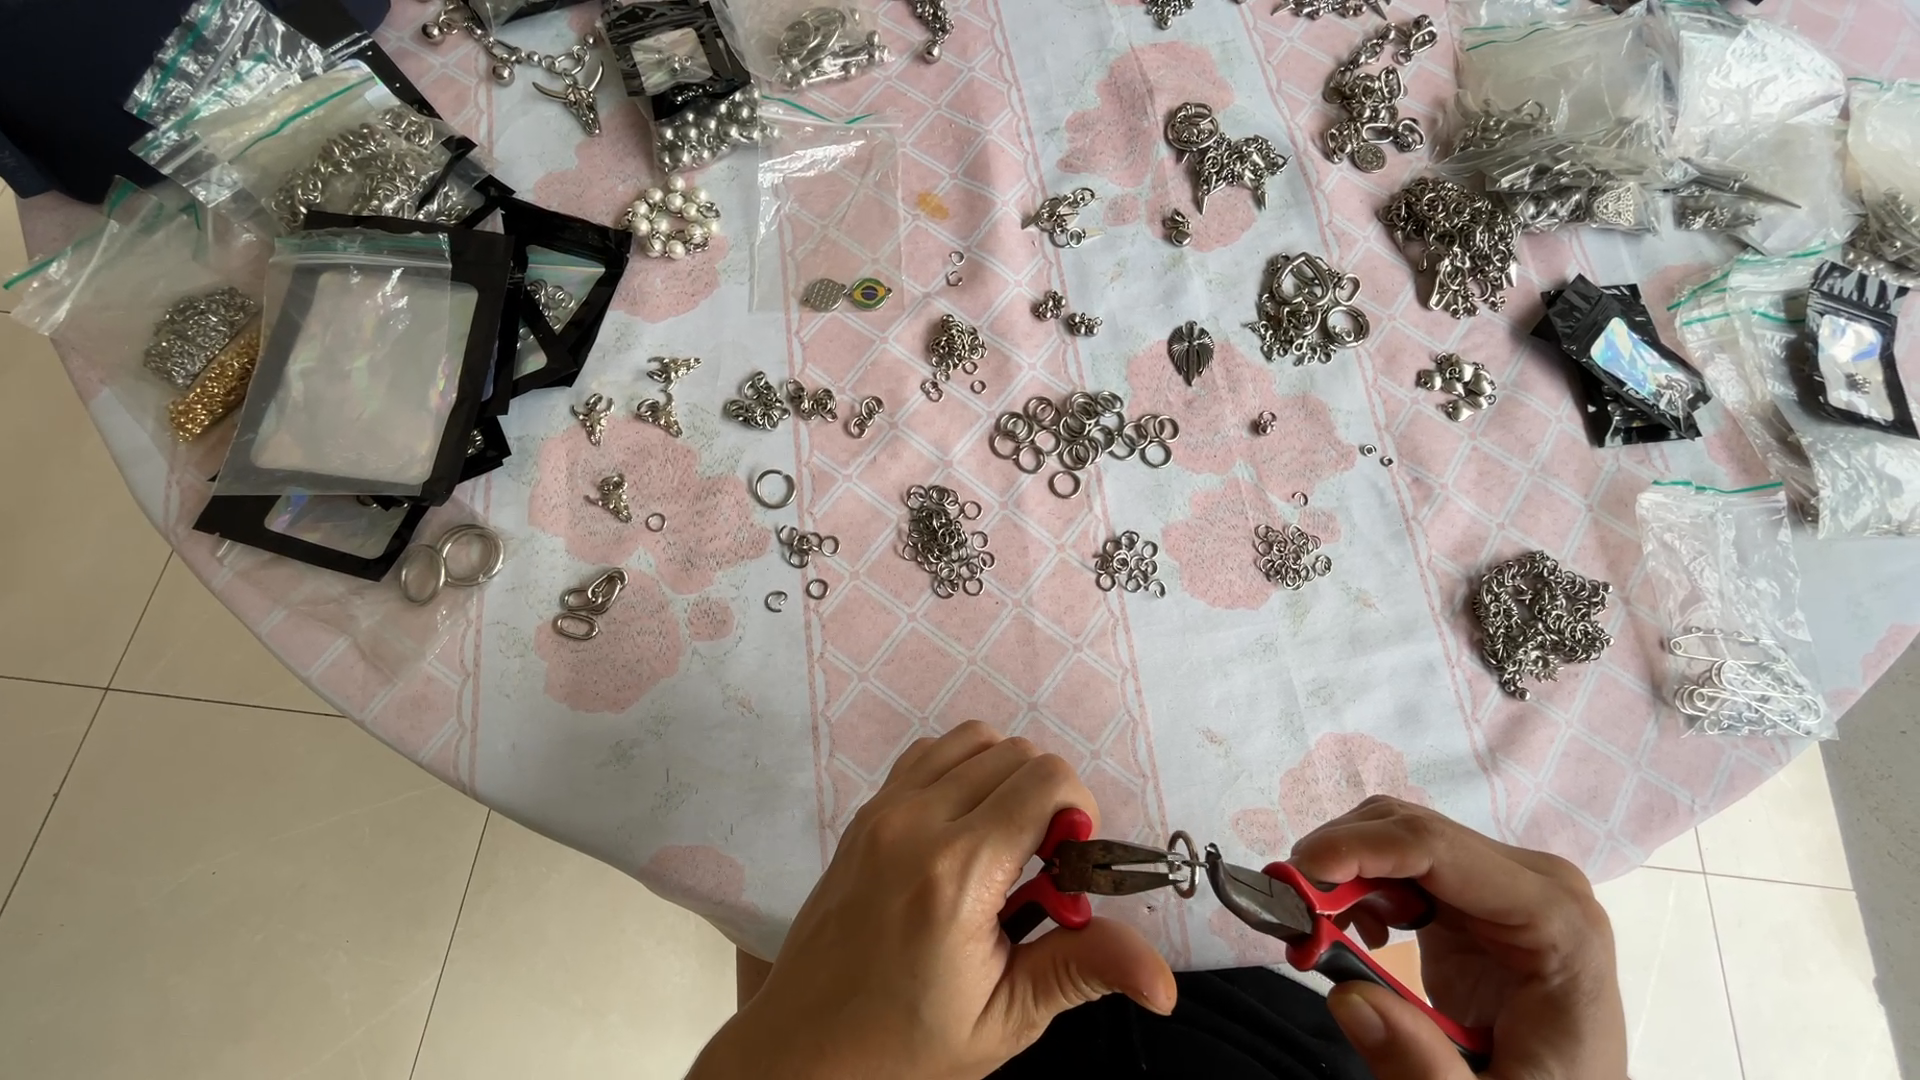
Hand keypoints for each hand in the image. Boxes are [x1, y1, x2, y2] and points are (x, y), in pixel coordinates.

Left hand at [688, 721, 1175, 1079]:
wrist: (805, 1043)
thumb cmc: (905, 1042)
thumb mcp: (1004, 1018)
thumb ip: (1081, 972)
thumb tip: (1162, 979)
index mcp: (957, 872)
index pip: (1045, 779)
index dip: (1078, 812)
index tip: (1069, 865)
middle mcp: (917, 820)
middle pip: (1017, 753)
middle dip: (1047, 798)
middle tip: (1039, 864)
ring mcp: (886, 806)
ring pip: (975, 738)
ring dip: (1005, 776)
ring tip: (1003, 840)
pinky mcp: (868, 808)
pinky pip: (931, 751)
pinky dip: (962, 768)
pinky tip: (963, 825)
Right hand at [1290, 796, 1627, 1079]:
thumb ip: (1423, 1066)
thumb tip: (1347, 997)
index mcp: (1554, 919)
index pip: (1434, 846)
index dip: (1355, 850)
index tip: (1292, 881)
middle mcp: (1533, 880)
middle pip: (1407, 830)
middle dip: (1335, 860)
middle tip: (1289, 912)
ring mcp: (1503, 879)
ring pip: (1394, 834)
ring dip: (1341, 870)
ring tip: (1319, 928)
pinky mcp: (1475, 890)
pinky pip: (1399, 859)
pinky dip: (1358, 882)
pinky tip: (1358, 932)